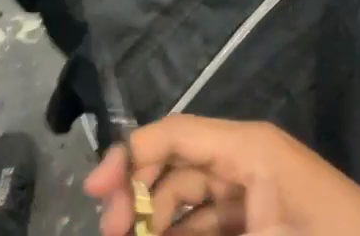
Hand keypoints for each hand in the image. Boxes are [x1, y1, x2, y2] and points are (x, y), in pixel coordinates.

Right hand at [84, 115, 359, 235]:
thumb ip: (194, 230)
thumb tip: (143, 230)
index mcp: (248, 146)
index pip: (175, 132)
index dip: (129, 154)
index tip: (93, 193)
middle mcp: (248, 157)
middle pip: (178, 164)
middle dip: (140, 195)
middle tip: (112, 233)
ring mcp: (259, 188)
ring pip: (192, 197)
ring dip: (160, 221)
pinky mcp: (266, 217)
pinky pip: (213, 220)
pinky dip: (187, 234)